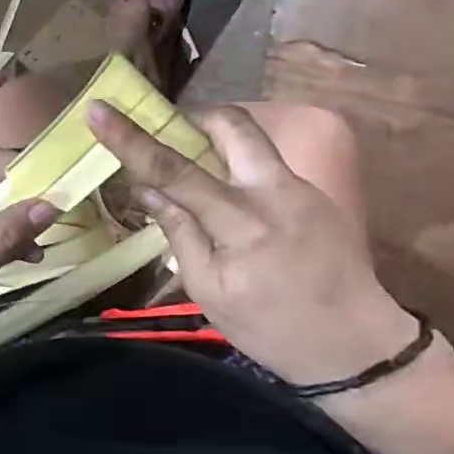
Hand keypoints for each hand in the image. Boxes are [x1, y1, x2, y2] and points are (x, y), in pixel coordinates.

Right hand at [86, 102, 413, 386]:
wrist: (356, 344)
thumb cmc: (268, 327)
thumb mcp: (208, 290)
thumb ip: (178, 233)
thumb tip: (147, 189)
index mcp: (242, 224)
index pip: (174, 169)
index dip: (131, 139)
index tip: (98, 110)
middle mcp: (276, 192)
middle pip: (231, 124)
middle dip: (192, 118)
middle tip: (166, 135)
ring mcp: (302, 188)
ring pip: (253, 138)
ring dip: (215, 138)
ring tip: (190, 165)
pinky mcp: (314, 194)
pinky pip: (265, 163)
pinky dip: (234, 165)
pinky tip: (223, 198)